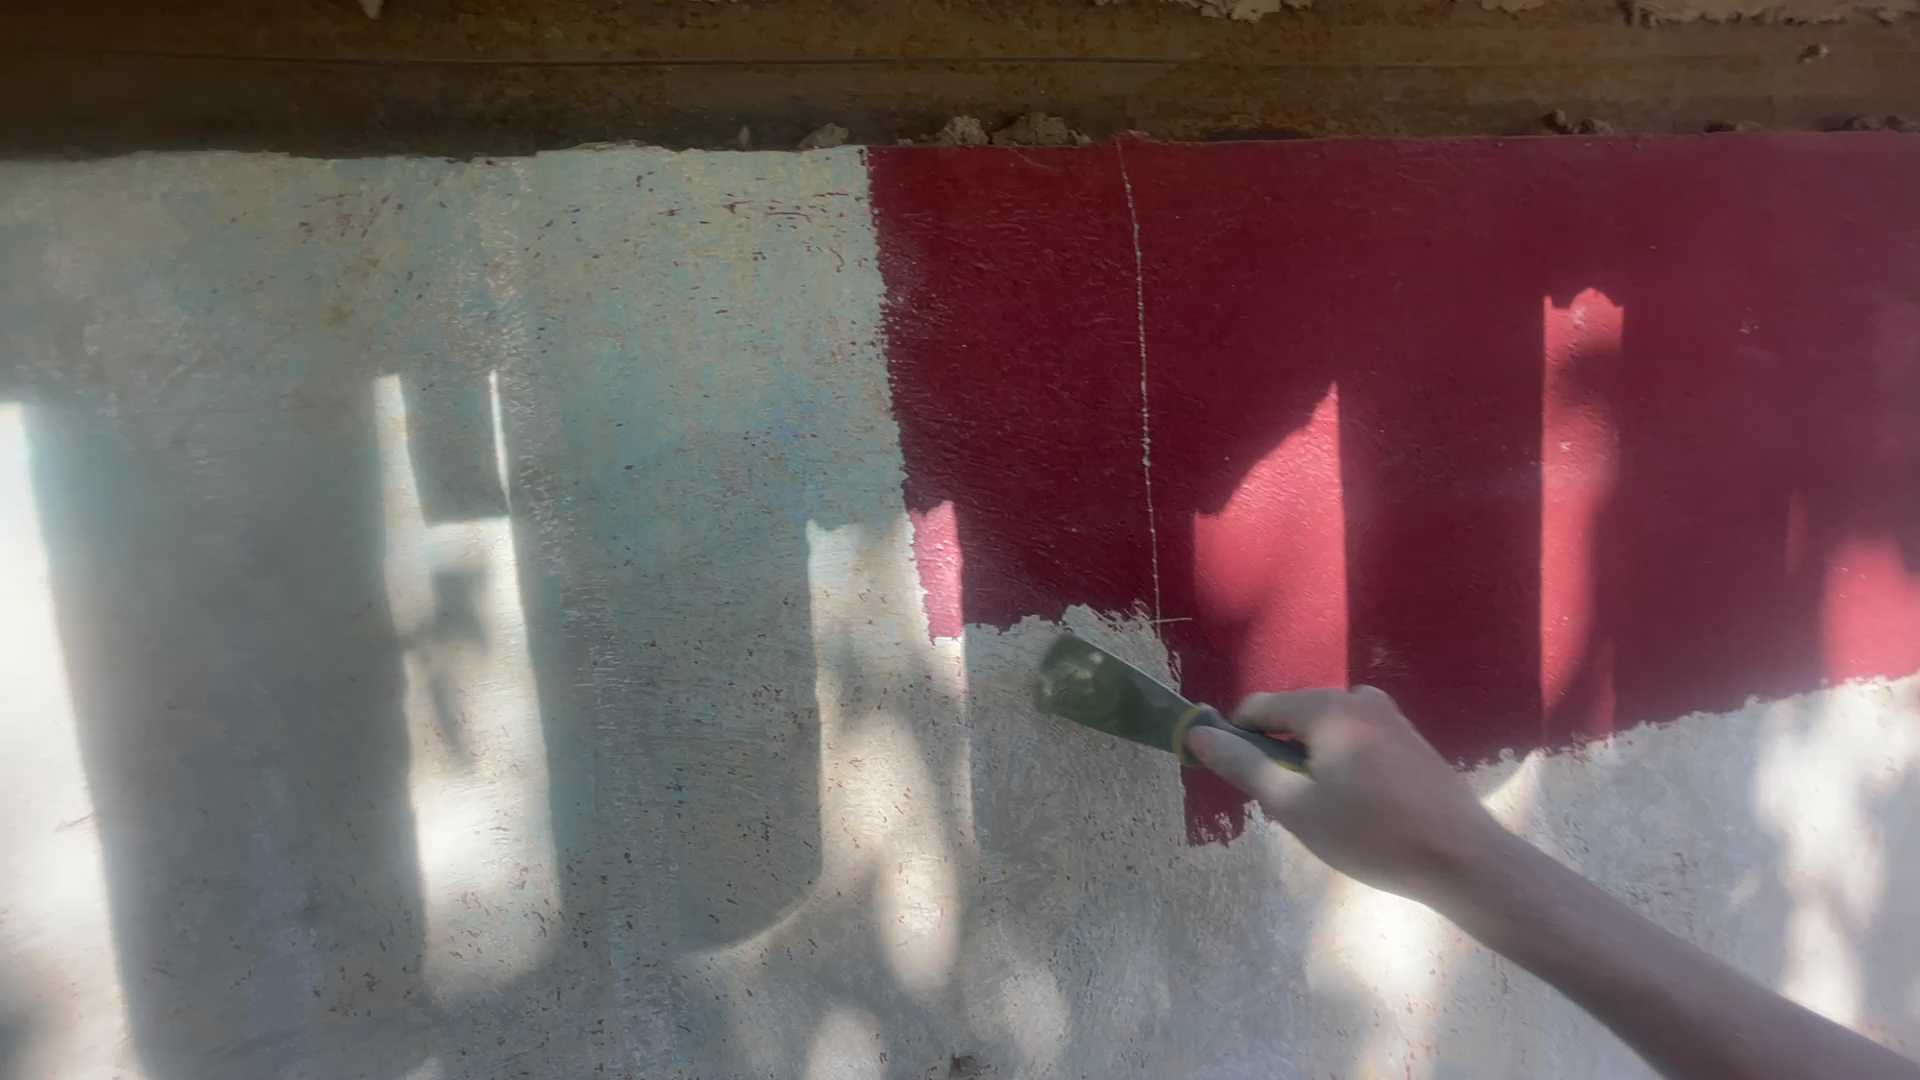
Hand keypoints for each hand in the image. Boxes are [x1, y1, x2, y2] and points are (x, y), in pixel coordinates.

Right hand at [1184, 687, 1512, 904]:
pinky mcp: (1408, 736)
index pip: (1256, 709)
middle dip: (1278, 754)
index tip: (1248, 783)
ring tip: (1328, 810)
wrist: (1470, 865)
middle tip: (1293, 806)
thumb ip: (1241, 764)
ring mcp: (1387, 715)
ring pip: (1321, 729)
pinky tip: (1361, 804)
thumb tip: (1196, 732)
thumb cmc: (1373, 835)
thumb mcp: (1294, 805)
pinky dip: (1340, 760)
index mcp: (1324, 706)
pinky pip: (1352, 737)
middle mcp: (1355, 697)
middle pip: (1290, 717)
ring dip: (1309, 760)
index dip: (1239, 741)